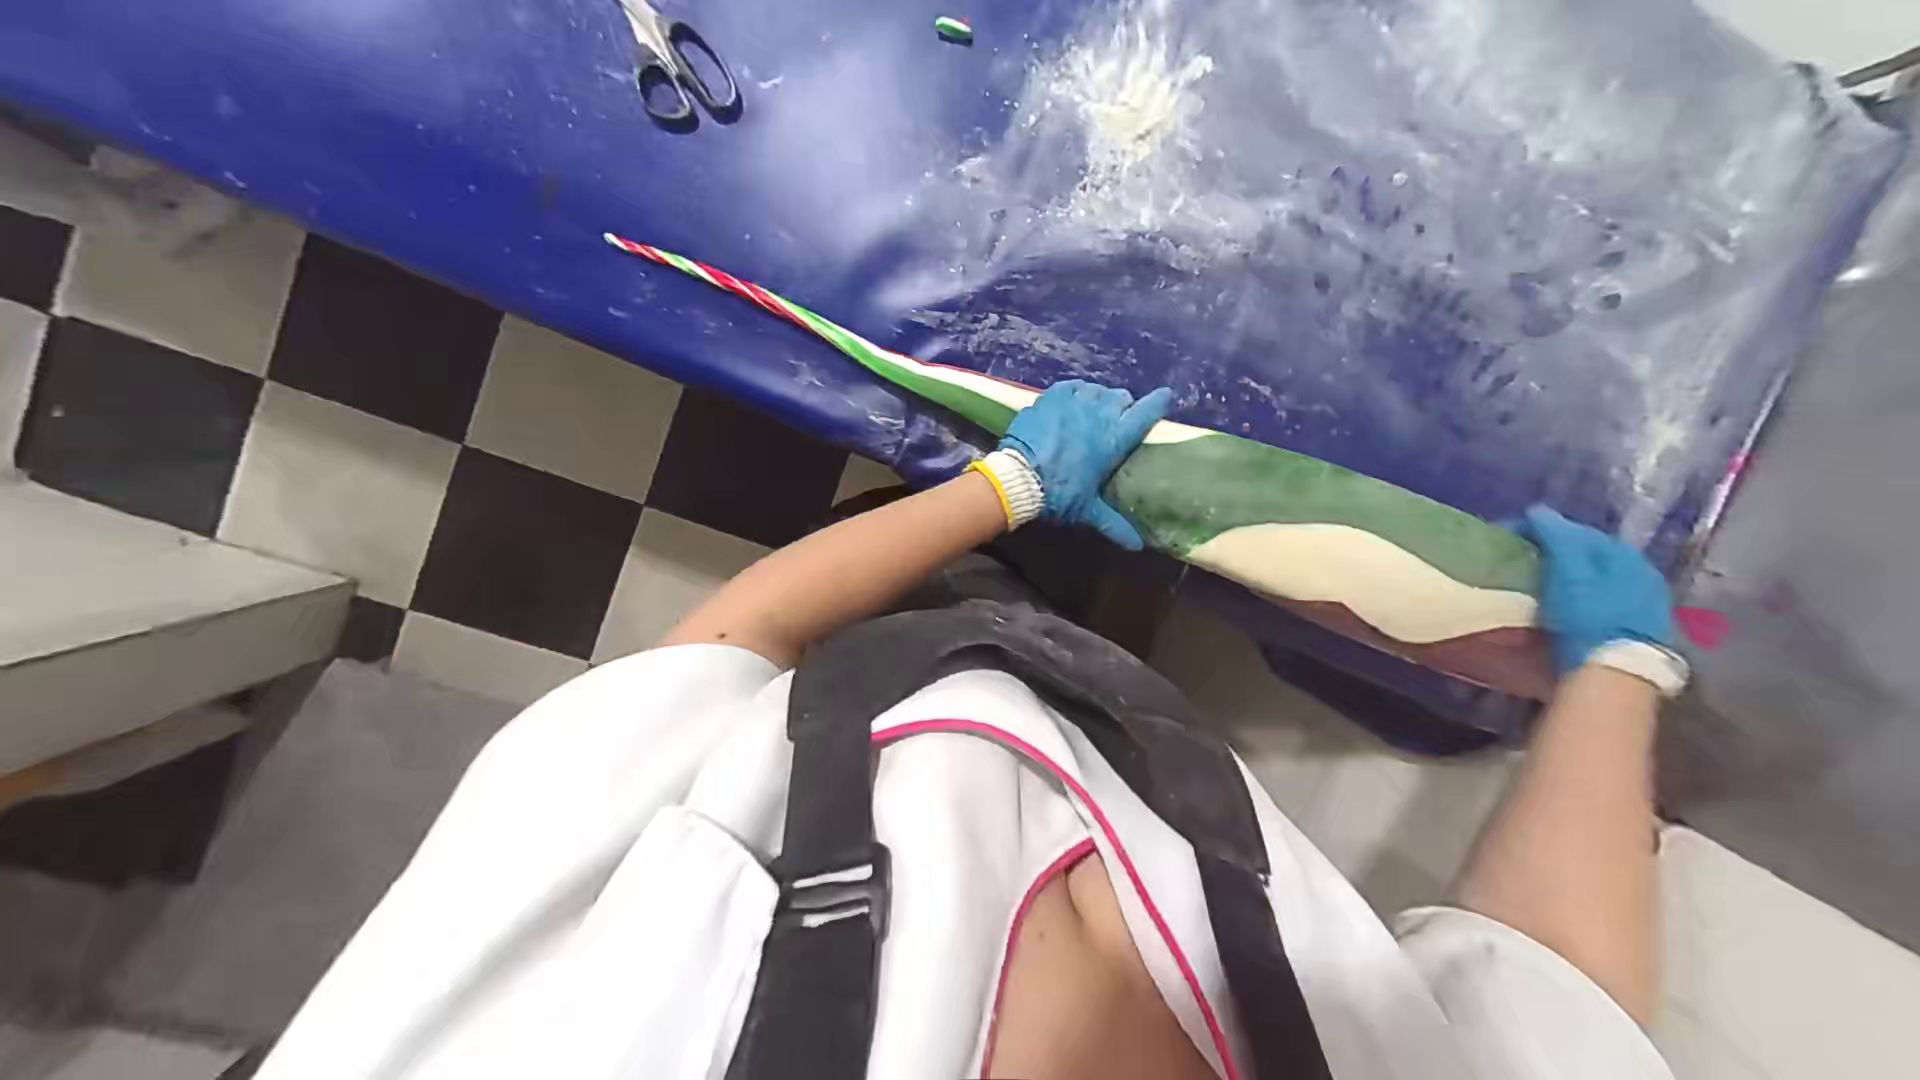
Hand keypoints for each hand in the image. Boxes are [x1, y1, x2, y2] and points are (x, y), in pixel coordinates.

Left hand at [1001, 380, 1171, 549]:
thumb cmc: (1059, 495)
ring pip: (1096, 390)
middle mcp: (1099, 413)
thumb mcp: (1088, 511)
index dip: (1158, 402)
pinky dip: (1074, 392)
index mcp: (1115, 438)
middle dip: (1122, 406)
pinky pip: (1070, 387)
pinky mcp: (1050, 398)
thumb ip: (1114, 525)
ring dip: (1098, 398)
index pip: (1146, 412)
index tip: (1164, 397)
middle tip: (1115, 419)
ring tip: (1092, 409)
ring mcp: (1074, 402)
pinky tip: (1072, 399)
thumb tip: (1137, 546)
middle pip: (1121, 398)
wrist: (1019, 480)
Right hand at [1518, 506, 1675, 674]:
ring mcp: (1638, 598)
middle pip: (1586, 551)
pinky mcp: (1629, 622)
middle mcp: (1637, 571)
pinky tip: (1555, 596)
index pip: (1575, 530)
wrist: (1614, 670)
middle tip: (1515, 553)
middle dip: (1551, 548)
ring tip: (1531, 574)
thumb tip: (1538, 511)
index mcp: (1622, 555)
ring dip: (1562, 568)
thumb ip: (1557, 538)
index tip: (1504, 535)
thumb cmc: (1588, 616)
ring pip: (1591, 571)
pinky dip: (1572, 588)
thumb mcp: (1569, 572)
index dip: (1538, 528)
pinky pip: (1595, 592)